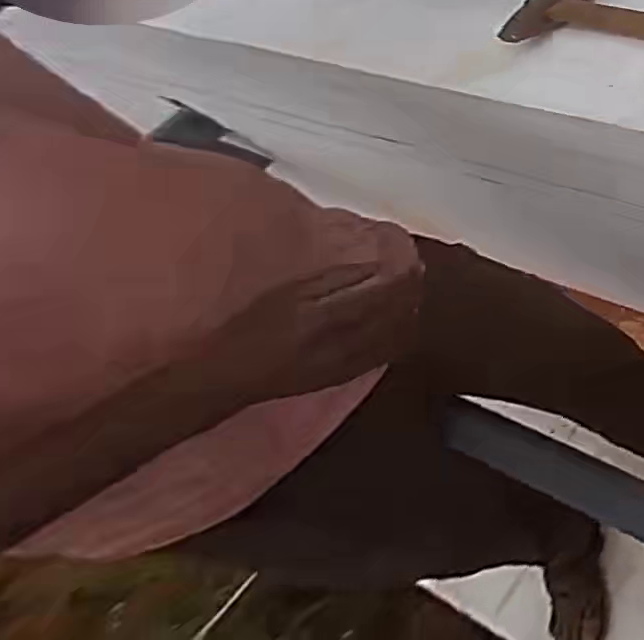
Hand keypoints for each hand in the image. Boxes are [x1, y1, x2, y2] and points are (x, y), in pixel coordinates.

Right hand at [192, 260, 422, 405]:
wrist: (225, 378)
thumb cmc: (252, 328)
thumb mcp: (289, 292)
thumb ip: (337, 278)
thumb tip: (378, 267)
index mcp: (324, 315)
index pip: (382, 293)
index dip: (404, 278)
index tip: (414, 264)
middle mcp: (342, 340)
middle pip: (396, 311)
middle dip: (412, 292)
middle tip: (417, 276)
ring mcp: (348, 361)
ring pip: (399, 332)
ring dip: (411, 311)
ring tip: (412, 295)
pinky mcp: (348, 376)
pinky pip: (389, 353)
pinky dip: (403, 334)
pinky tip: (404, 322)